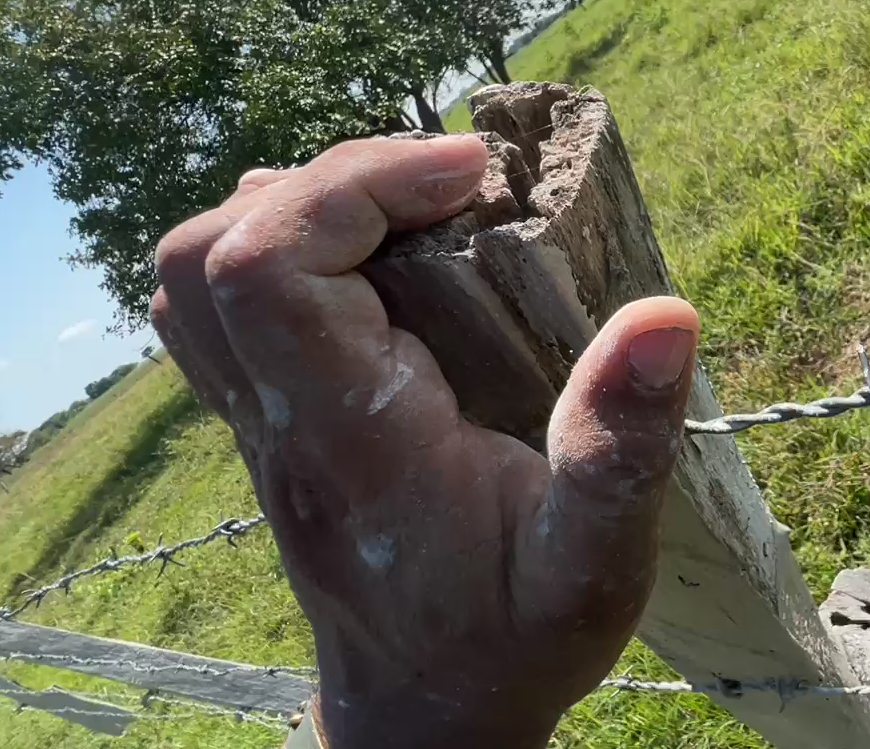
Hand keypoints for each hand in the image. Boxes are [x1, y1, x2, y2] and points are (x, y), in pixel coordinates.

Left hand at [151, 135, 697, 748]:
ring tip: (419, 204)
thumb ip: (623, 442)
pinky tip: (381, 257)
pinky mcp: (280, 429)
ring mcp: (265, 428)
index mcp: (350, 439)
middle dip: (336, 182)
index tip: (474, 174)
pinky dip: (295, 248)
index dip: (360, 186)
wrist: (431, 719)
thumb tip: (666, 315)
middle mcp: (281, 423)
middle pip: (214, 252)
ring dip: (307, 209)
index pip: (270, 267)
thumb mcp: (596, 559)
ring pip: (203, 278)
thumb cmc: (518, 640)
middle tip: (452, 183)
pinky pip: (234, 310)